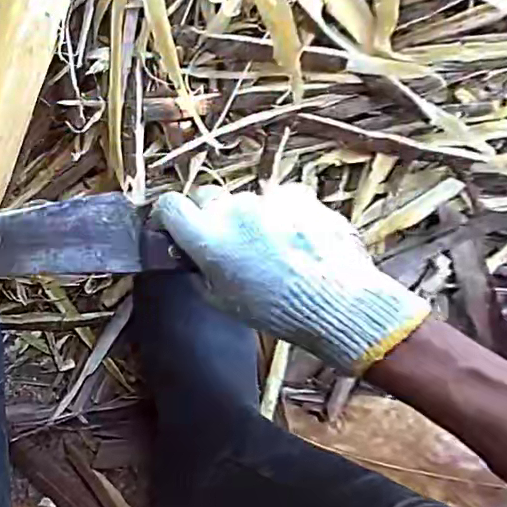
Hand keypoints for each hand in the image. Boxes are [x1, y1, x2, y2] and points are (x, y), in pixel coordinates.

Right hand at [152, 183, 429, 373]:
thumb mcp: (218, 299)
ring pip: (244, 200)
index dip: (166, 215)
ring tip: (267, 247)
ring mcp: (267, 200)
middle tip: (221, 241)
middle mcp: (231, 210)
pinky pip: (279, 198)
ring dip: (247, 216)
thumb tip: (188, 255)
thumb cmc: (275, 310)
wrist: (340, 306)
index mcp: (205, 235)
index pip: (168, 204)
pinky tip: (291, 237)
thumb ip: (195, 269)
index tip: (171, 226)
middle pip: (205, 196)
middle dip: (207, 214)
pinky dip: (281, 213)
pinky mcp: (299, 197)